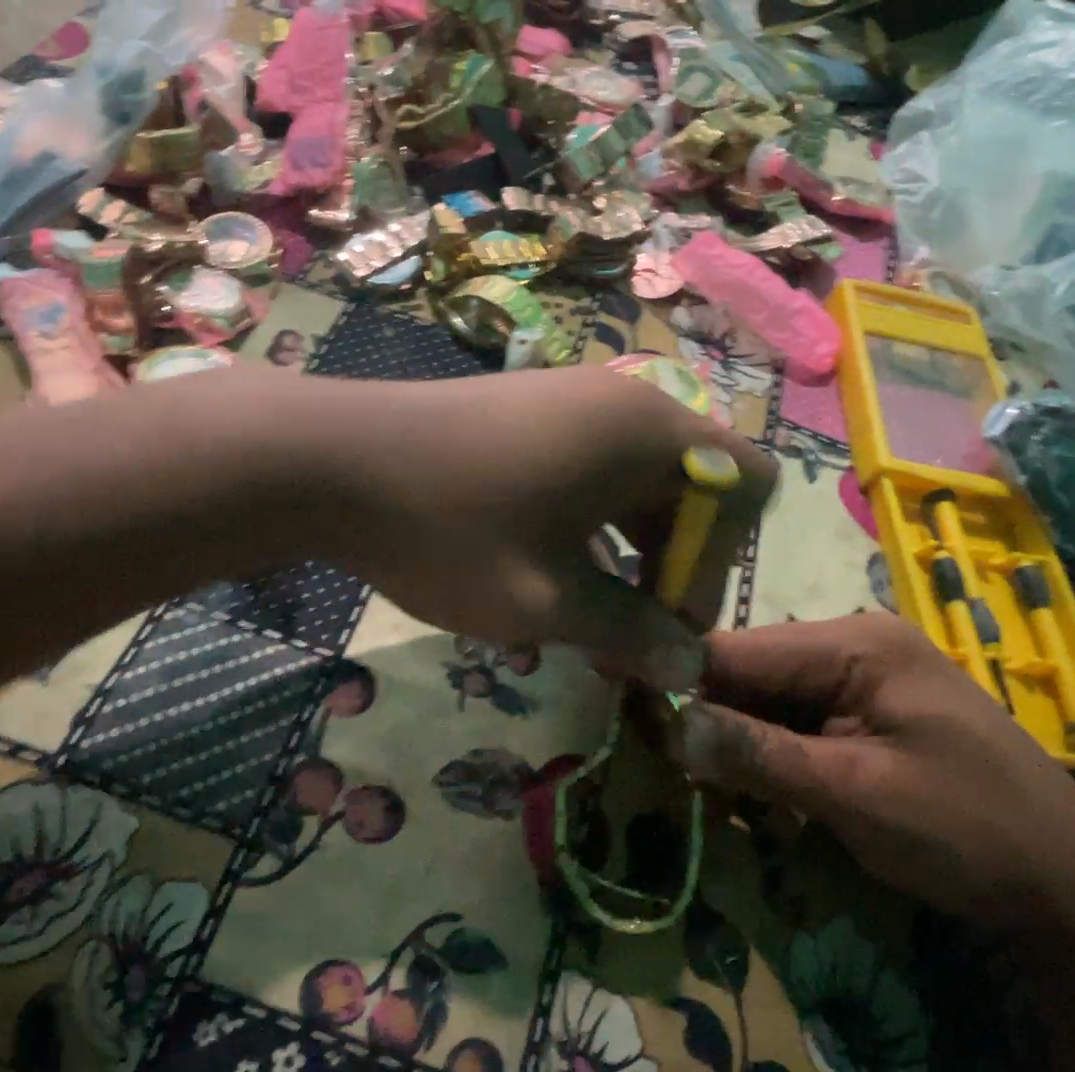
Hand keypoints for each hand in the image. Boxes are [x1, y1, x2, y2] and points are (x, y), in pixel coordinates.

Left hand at [331, 366, 776, 689]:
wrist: (328, 460)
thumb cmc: (453, 530)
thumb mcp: (549, 599)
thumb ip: (630, 633)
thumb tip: (687, 667)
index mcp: (651, 433)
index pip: (747, 485)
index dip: (721, 562)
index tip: (666, 617)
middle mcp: (622, 403)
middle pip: (689, 486)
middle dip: (670, 567)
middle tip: (622, 637)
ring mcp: (566, 401)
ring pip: (631, 484)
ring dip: (624, 554)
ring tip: (579, 620)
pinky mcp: (521, 413)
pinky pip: (585, 472)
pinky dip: (583, 526)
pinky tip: (538, 573)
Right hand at [675, 613, 1074, 922]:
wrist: (1068, 888)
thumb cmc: (968, 830)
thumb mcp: (856, 793)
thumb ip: (758, 754)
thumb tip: (666, 725)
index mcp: (856, 644)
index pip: (736, 649)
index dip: (670, 672)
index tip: (609, 691)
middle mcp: (852, 647)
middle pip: (745, 671)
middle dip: (699, 715)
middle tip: (648, 755)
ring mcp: (859, 681)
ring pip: (761, 701)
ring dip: (727, 741)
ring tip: (692, 781)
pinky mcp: (862, 716)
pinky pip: (789, 725)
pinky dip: (759, 755)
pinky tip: (743, 790)